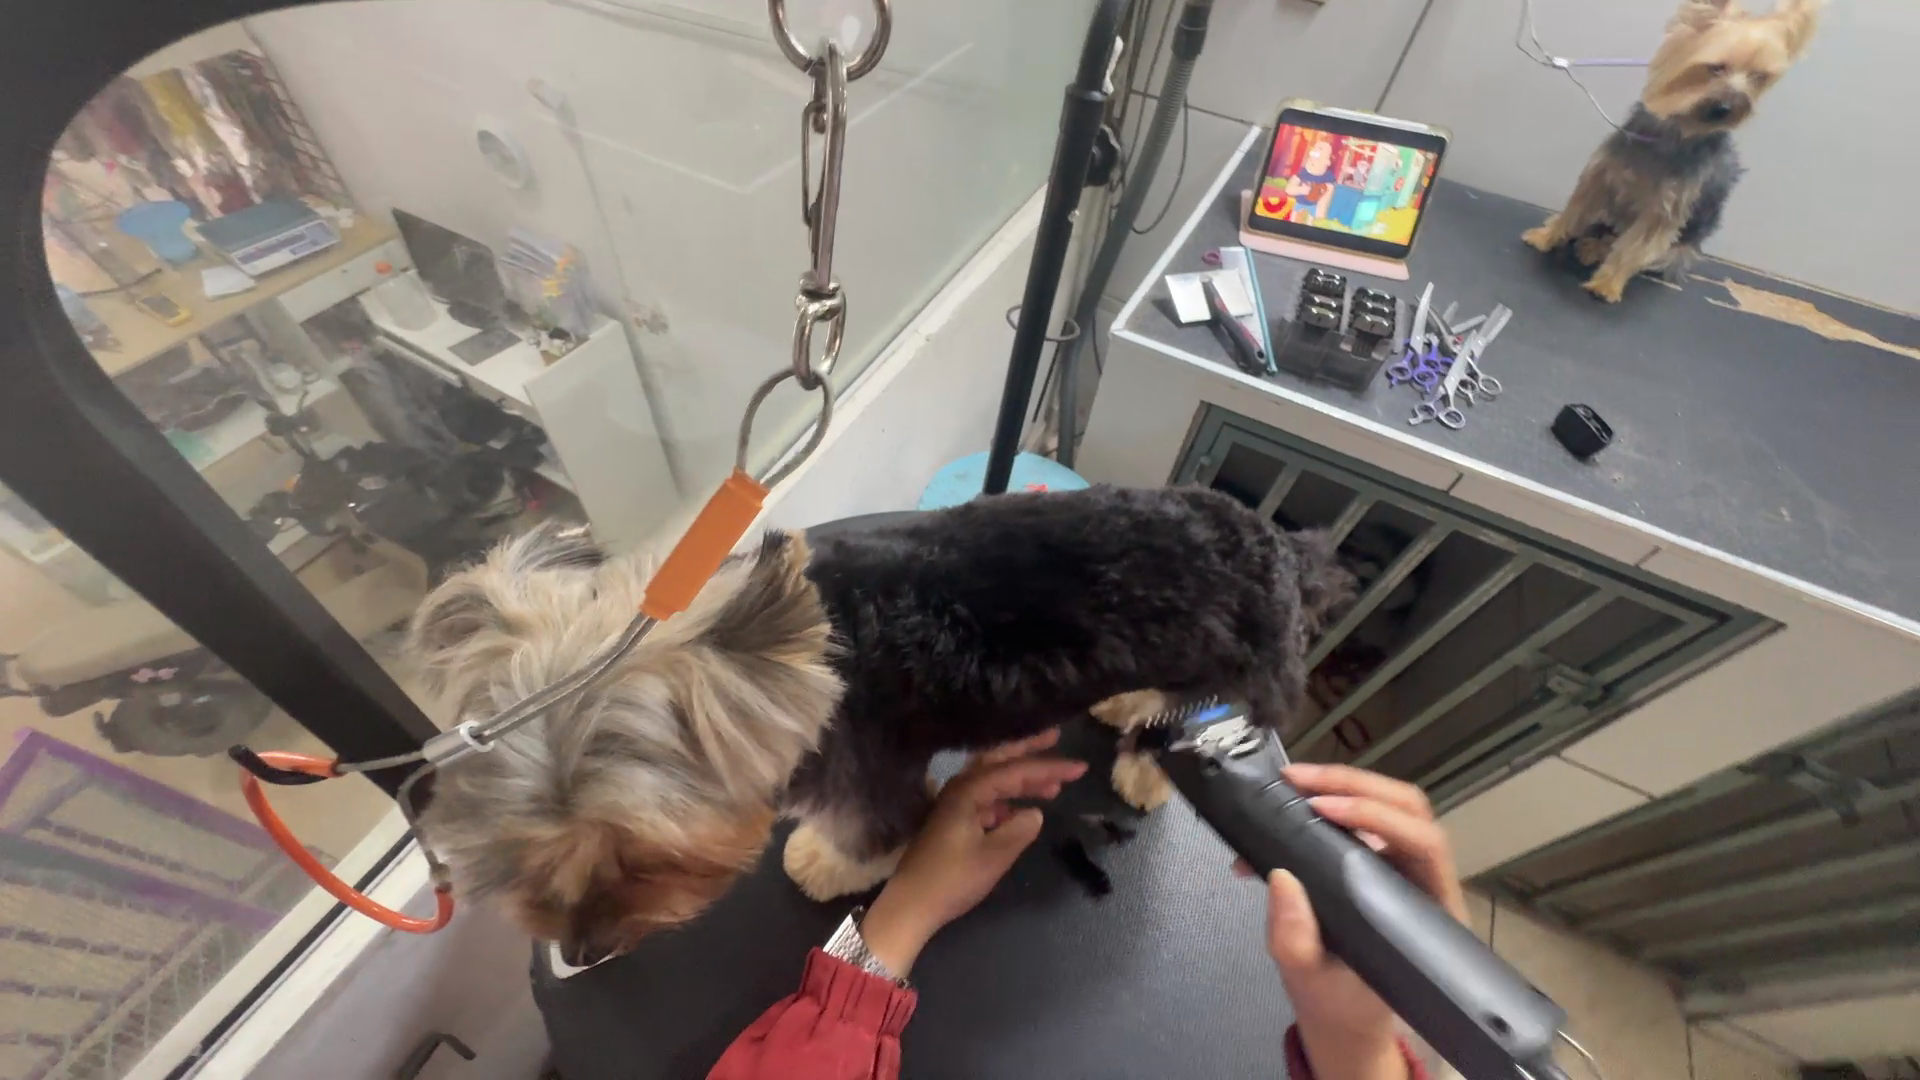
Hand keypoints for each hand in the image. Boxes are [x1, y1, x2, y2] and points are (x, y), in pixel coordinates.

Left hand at [858, 730, 1085, 977]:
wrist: (912, 904)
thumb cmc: (951, 879)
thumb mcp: (992, 857)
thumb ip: (1018, 831)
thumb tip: (1035, 813)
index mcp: (969, 790)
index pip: (1015, 771)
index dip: (1048, 768)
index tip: (1078, 767)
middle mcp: (962, 787)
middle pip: (1000, 760)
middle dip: (1029, 750)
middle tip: (1056, 737)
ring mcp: (957, 802)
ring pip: (995, 778)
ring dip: (1022, 777)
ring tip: (1053, 784)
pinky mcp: (957, 818)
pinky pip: (989, 796)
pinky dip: (1010, 797)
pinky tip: (1025, 809)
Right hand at [1253, 764, 1465, 1079]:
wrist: (1344, 1011)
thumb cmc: (1338, 998)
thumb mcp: (1309, 977)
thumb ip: (1294, 937)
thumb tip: (1279, 875)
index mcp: (1431, 913)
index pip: (1423, 842)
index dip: (1375, 816)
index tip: (1323, 808)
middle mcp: (1426, 880)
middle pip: (1408, 807)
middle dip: (1352, 783)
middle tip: (1296, 780)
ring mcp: (1403, 865)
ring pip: (1388, 802)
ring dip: (1340, 782)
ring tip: (1291, 781)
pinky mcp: (1376, 856)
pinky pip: (1363, 813)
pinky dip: (1329, 794)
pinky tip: (1296, 796)